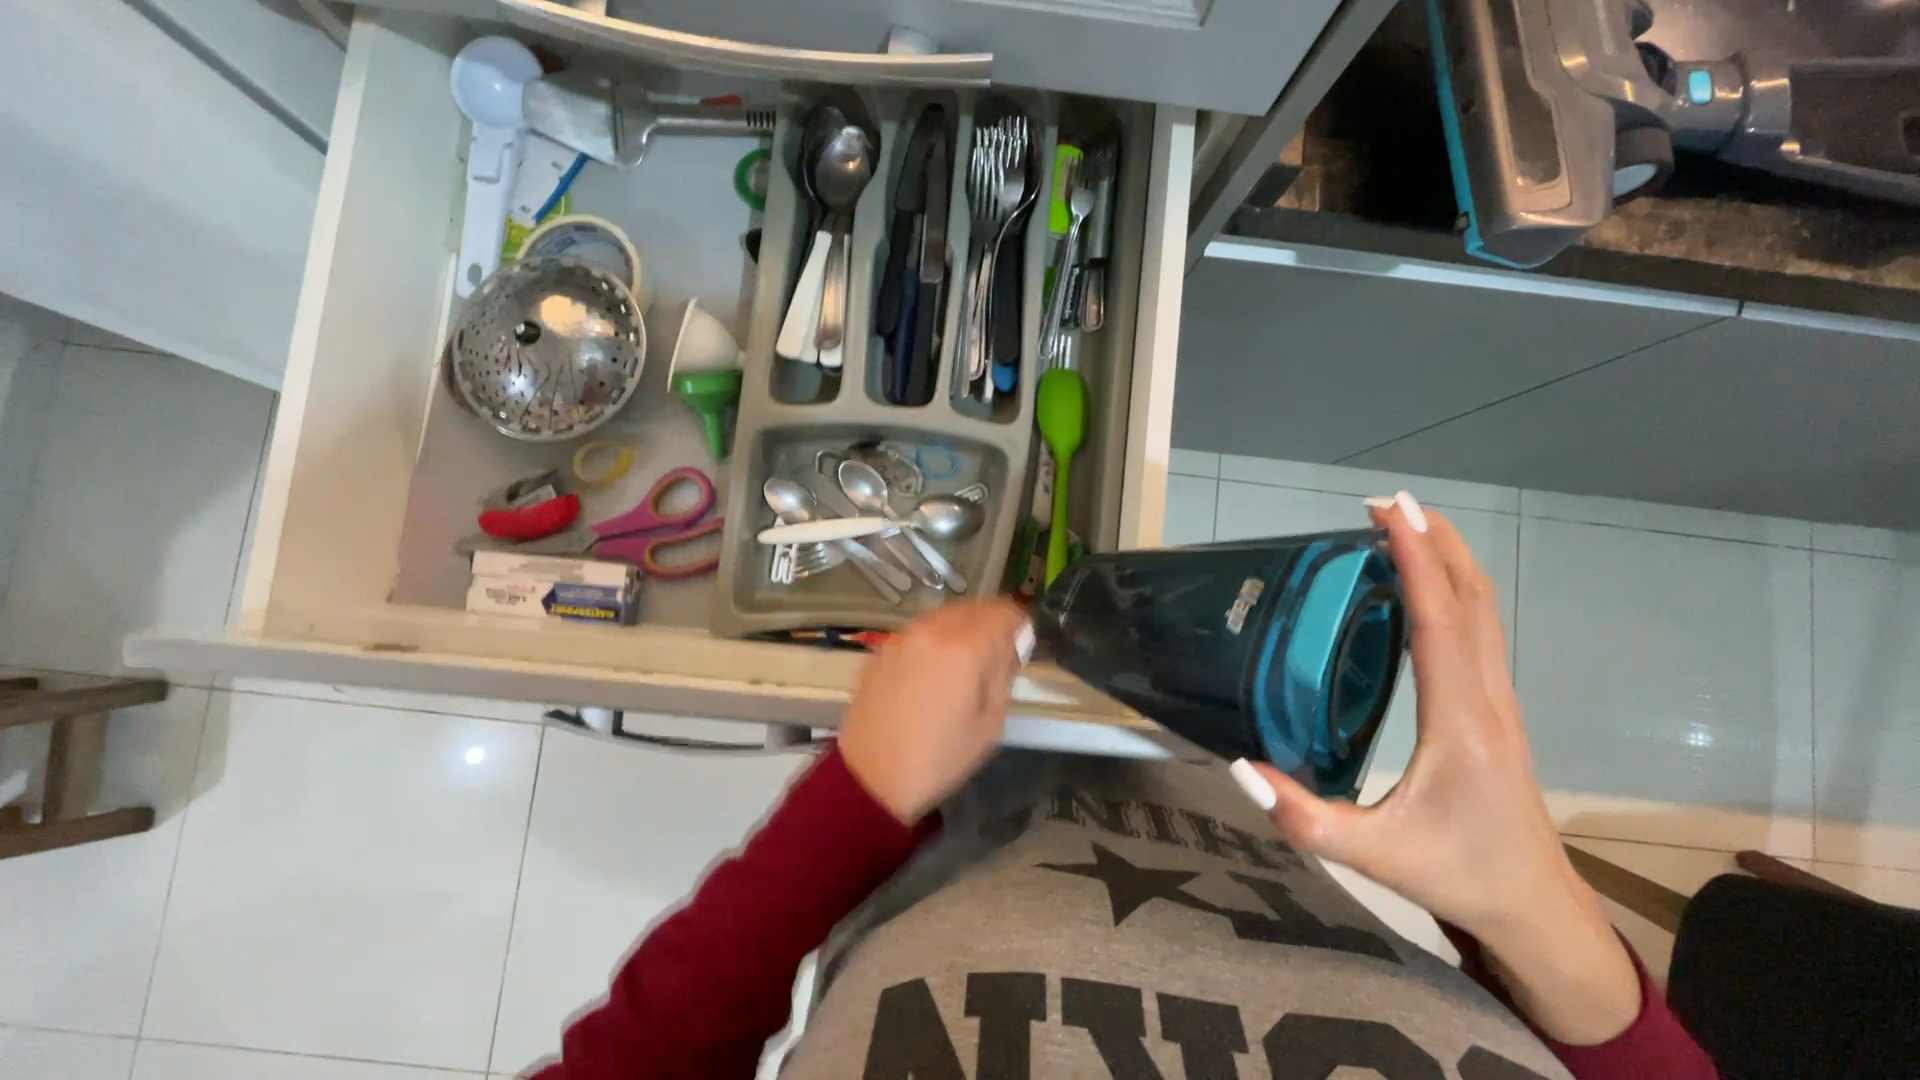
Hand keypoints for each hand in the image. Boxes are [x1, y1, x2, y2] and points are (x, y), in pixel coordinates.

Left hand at [838, 600, 1032, 825]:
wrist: (871, 777)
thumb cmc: (940, 758)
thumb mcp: (990, 723)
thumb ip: (1004, 673)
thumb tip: (1011, 644)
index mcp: (965, 646)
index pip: (1004, 611)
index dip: (1019, 627)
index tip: (1019, 651)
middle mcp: (932, 629)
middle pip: (974, 608)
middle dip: (991, 626)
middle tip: (994, 661)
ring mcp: (903, 636)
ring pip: (945, 616)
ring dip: (962, 631)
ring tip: (963, 669)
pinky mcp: (882, 648)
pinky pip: (921, 631)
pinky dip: (935, 641)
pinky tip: (932, 675)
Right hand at [1231, 493, 1638, 1044]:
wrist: (1537, 909)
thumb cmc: (1460, 876)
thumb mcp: (1376, 857)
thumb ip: (1306, 819)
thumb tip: (1241, 769)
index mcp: (1460, 723)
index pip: (1439, 622)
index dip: (1416, 560)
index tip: (1386, 511)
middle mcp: (1488, 699)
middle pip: (1473, 599)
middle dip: (1435, 541)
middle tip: (1386, 504)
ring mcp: (1499, 702)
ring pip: (1483, 611)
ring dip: (1449, 561)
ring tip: (1403, 529)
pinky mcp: (1495, 710)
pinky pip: (1479, 631)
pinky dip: (1455, 591)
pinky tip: (1425, 590)